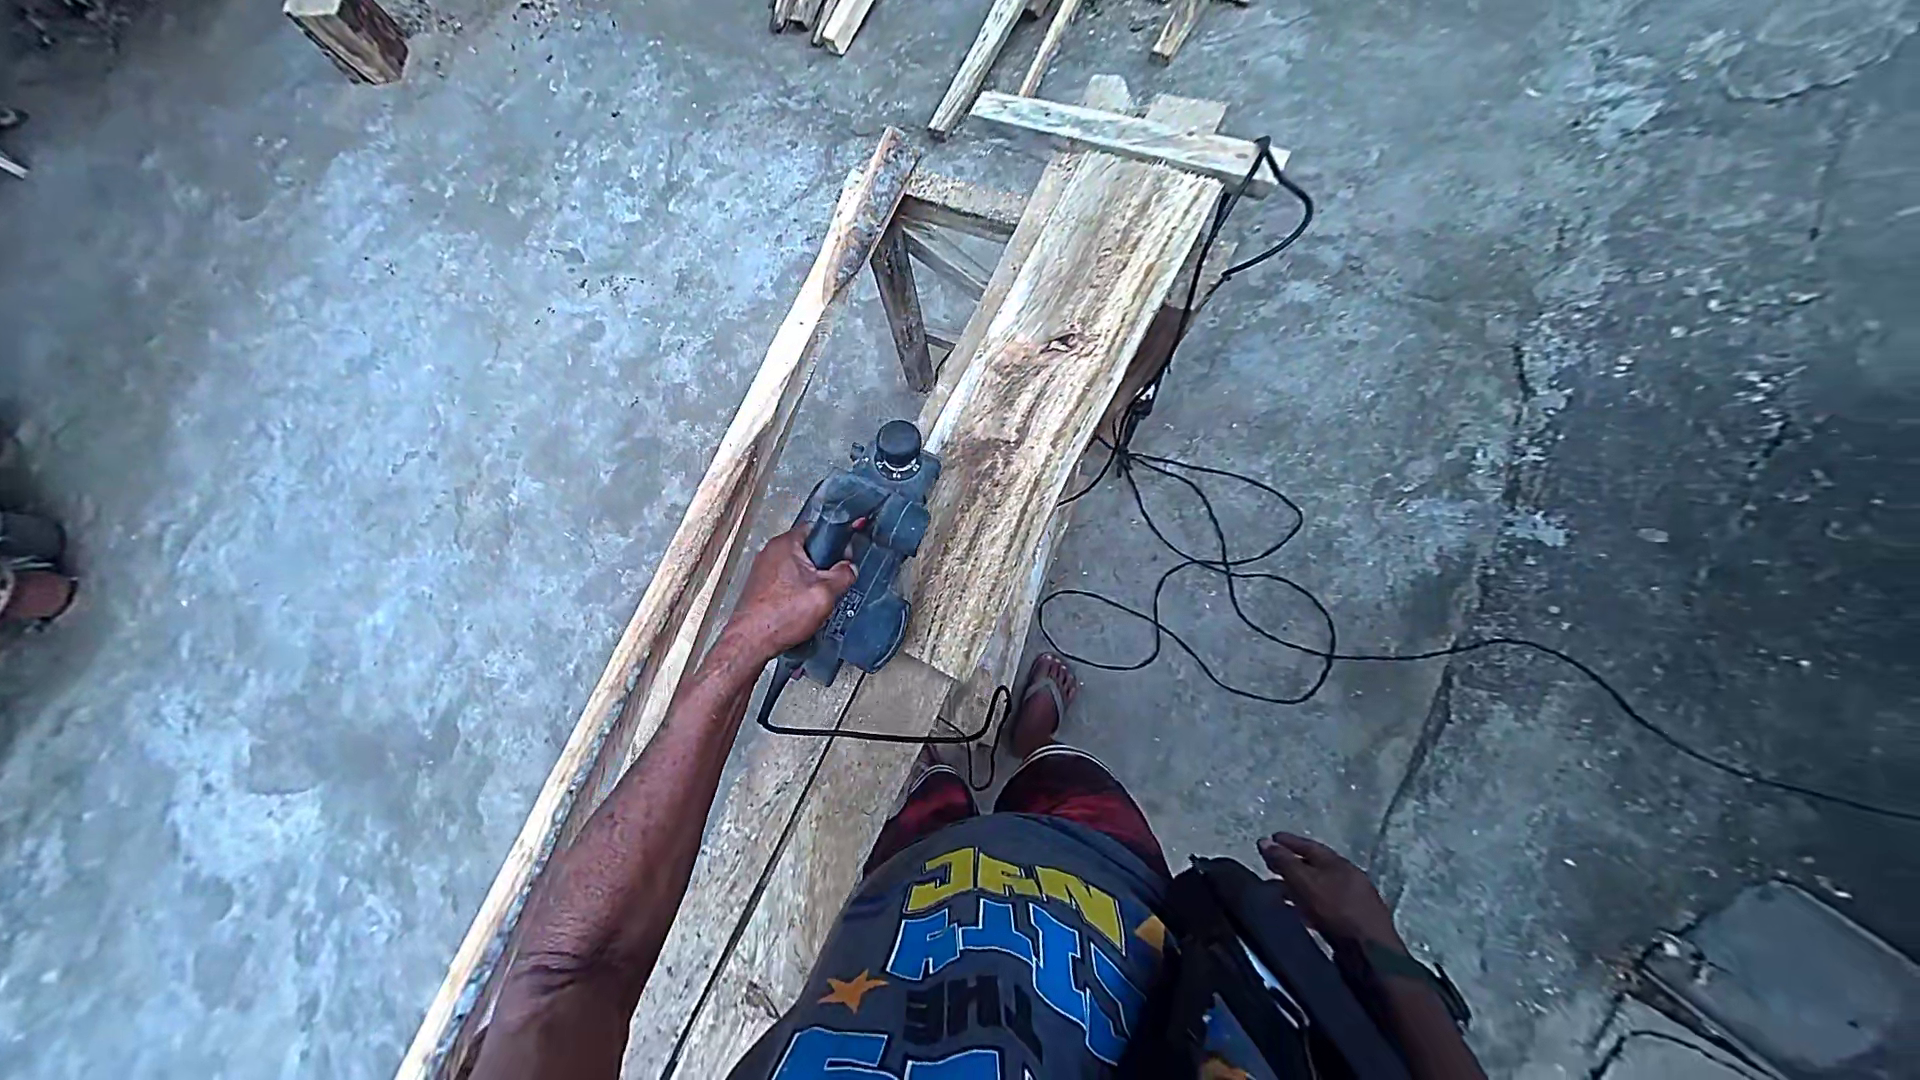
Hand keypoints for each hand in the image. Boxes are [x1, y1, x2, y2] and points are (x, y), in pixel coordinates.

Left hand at [720, 526, 856, 660]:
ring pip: (799, 568)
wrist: (750, 642)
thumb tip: (849, 569)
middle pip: (809, 550)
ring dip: (811, 582)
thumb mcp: (825, 593)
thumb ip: (844, 575)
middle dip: (824, 566)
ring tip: (815, 600)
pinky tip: (801, 609)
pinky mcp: (761, 587)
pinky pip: (788, 583)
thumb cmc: (778, 616)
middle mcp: (771, 552)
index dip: (836, 541)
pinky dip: (797, 593)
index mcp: (786, 544)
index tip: (845, 554)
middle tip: (832, 583)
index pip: (818, 528)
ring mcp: (764, 570)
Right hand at [1258, 832, 1401, 948]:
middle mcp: (1350, 877)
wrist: (1372, 955)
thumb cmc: (1336, 910)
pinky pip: (1326, 906)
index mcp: (1339, 863)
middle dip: (1292, 864)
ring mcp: (1356, 901)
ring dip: (1300, 887)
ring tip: (1279, 891)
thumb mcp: (1303, 881)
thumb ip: (1283, 861)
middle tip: (1271, 865)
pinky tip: (1299, 913)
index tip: (1270, 838)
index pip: (1309, 845)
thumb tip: (1265, 841)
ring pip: (1320, 887)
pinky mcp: (1357, 923)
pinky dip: (1310, 904)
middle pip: (1315, 866)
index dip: (1288, 841)